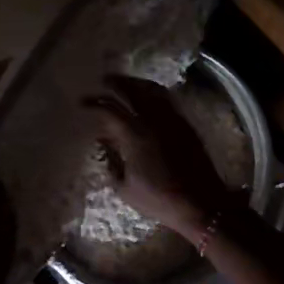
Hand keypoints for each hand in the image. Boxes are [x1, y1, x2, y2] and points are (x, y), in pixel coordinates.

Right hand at [86, 74, 232, 241]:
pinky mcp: (186, 125)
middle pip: (133, 91)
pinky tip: (149, 97)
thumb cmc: (158, 199)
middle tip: (104, 80)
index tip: (83, 103)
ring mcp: (173, 120)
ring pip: (153, 91)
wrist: (200, 203)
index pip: (110, 110)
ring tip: (126, 83)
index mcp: (135, 136)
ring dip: (137, 83)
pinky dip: (154, 93)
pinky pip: (168, 100)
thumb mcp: (125, 187)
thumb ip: (111, 160)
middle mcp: (154, 121)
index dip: (95, 103)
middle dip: (116, 83)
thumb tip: (102, 141)